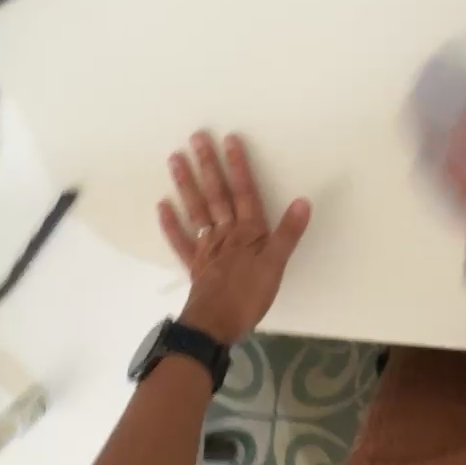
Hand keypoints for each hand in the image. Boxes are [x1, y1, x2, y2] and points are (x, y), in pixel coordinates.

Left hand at [158, 131, 311, 345]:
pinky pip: (181, 240)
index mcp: (248, 231)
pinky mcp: (195, 265)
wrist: (214, 326)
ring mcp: (207, 248)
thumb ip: (288, 233)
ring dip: (186, 184)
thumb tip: (303, 201)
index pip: (244, 192)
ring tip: (176, 160)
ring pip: (197, 210)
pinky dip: (171, 223)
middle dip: (208, 166)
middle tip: (196, 138)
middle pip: (216, 194)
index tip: (229, 140)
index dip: (238, 166)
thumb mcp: (277, 265)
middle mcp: (225, 233)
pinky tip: (163, 205)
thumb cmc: (248, 296)